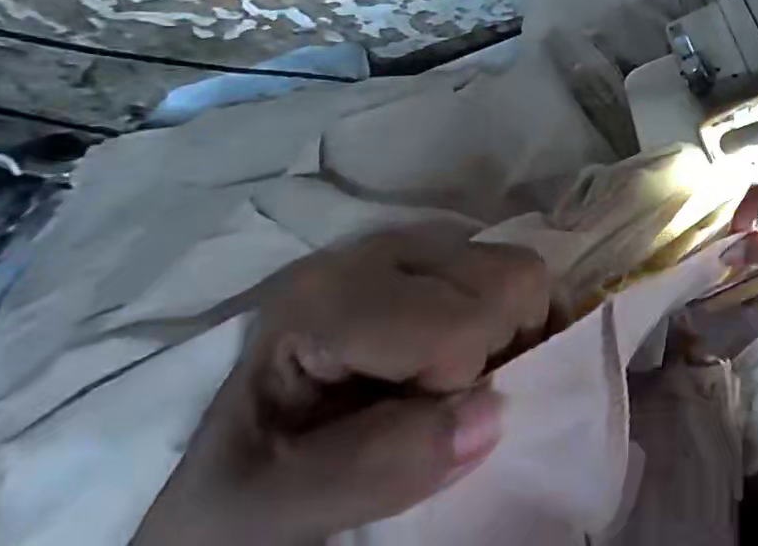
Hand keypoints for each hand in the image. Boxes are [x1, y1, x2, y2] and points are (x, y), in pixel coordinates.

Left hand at [133, 234, 550, 545]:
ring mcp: (415, 246)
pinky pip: (516, 274)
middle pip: (508, 282)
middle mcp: (381, 251)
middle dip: (501, 355)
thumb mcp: (269, 511)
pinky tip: (480, 359)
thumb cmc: (241, 488)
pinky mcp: (437, 256)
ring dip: (515, 337)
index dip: (462, 389)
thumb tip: (493, 415)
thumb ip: (371, 470)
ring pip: (522, 273)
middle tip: (450, 405)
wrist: (235, 456)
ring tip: (463, 384)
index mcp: (330, 299)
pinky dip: (521, 321)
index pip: (460, 326)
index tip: (424, 432)